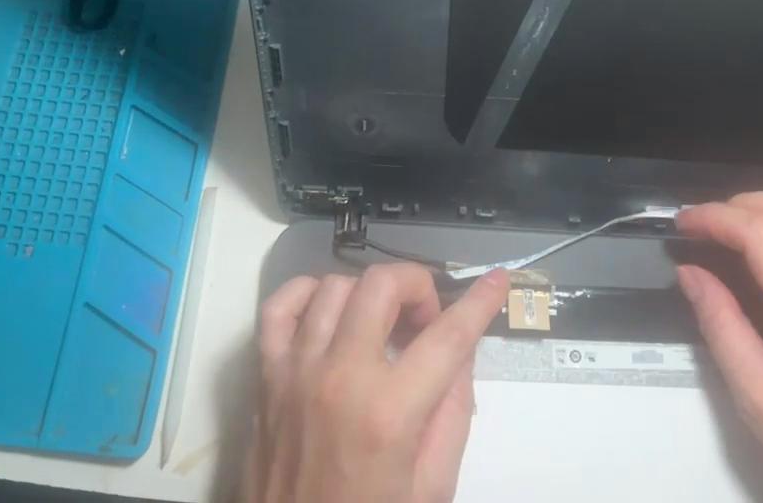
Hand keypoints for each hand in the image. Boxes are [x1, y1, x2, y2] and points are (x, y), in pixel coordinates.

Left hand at [247, 264, 510, 502]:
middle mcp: (340, 378)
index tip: (497, 280)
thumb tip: (460, 348)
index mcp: (388, 412)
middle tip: (425, 323)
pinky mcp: (265, 377)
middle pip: (382, 285)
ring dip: (368, 295)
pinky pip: (279, 307)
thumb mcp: (432, 485)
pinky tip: (330, 312)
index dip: (480, 302)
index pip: (447, 336)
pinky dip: (307, 294)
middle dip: (417, 289)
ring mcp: (295, 372)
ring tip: (381, 324)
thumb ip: (452, 412)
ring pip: (334, 286)